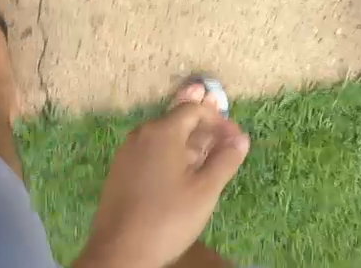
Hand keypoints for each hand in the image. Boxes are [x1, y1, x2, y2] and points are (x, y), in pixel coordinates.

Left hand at [74, 94, 250, 267]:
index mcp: (163, 131)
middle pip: (178, 120)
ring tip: (207, 158)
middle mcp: (143, 132)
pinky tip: (181, 173)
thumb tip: (241, 138)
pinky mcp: (122, 168)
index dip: (217, 119)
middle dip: (204, 129)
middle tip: (225, 143)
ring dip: (188, 143)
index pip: (193, 110)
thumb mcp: (204, 191)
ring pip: (164, 137)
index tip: (235, 138)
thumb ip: (224, 160)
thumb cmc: (167, 218)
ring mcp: (129, 150)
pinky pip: (151, 151)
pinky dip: (171, 154)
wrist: (119, 250)